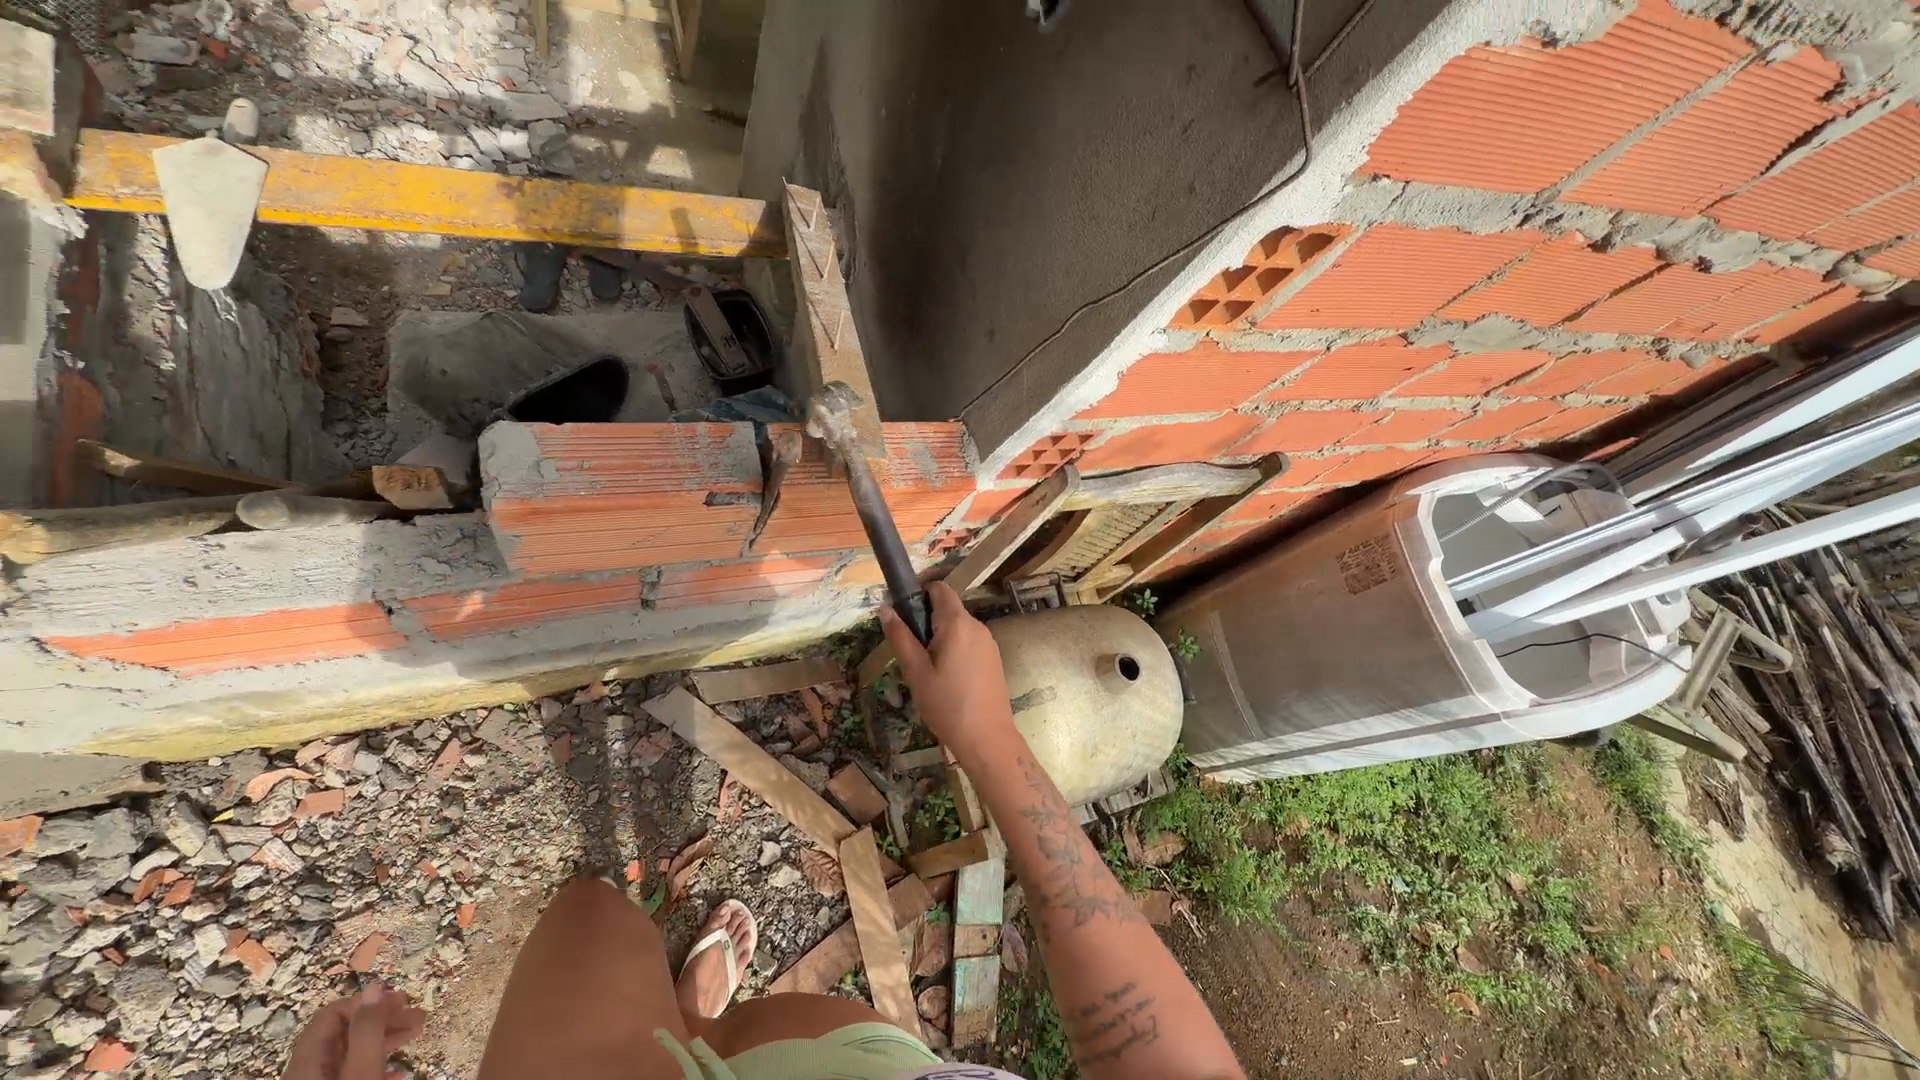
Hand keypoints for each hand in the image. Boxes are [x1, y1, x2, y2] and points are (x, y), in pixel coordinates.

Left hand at [282, 984, 425, 1079]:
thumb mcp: (362, 1068)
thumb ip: (367, 1029)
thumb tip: (375, 985)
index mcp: (308, 1057)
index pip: (333, 1013)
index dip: (367, 1002)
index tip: (401, 1003)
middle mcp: (308, 1067)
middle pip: (344, 1031)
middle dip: (384, 1018)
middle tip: (416, 1016)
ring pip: (351, 1050)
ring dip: (386, 1038)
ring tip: (415, 1034)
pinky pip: (351, 1070)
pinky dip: (376, 1063)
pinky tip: (398, 1070)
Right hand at [880, 580, 1016, 760]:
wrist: (987, 738)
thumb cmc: (947, 705)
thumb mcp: (916, 672)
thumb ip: (900, 638)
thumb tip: (886, 609)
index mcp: (958, 624)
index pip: (940, 588)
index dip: (920, 591)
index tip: (902, 609)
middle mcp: (977, 626)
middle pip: (948, 609)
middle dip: (926, 620)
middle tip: (909, 650)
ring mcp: (988, 643)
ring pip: (958, 628)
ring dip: (938, 637)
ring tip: (924, 669)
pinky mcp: (993, 659)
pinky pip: (968, 643)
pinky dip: (953, 649)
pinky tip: (944, 678)